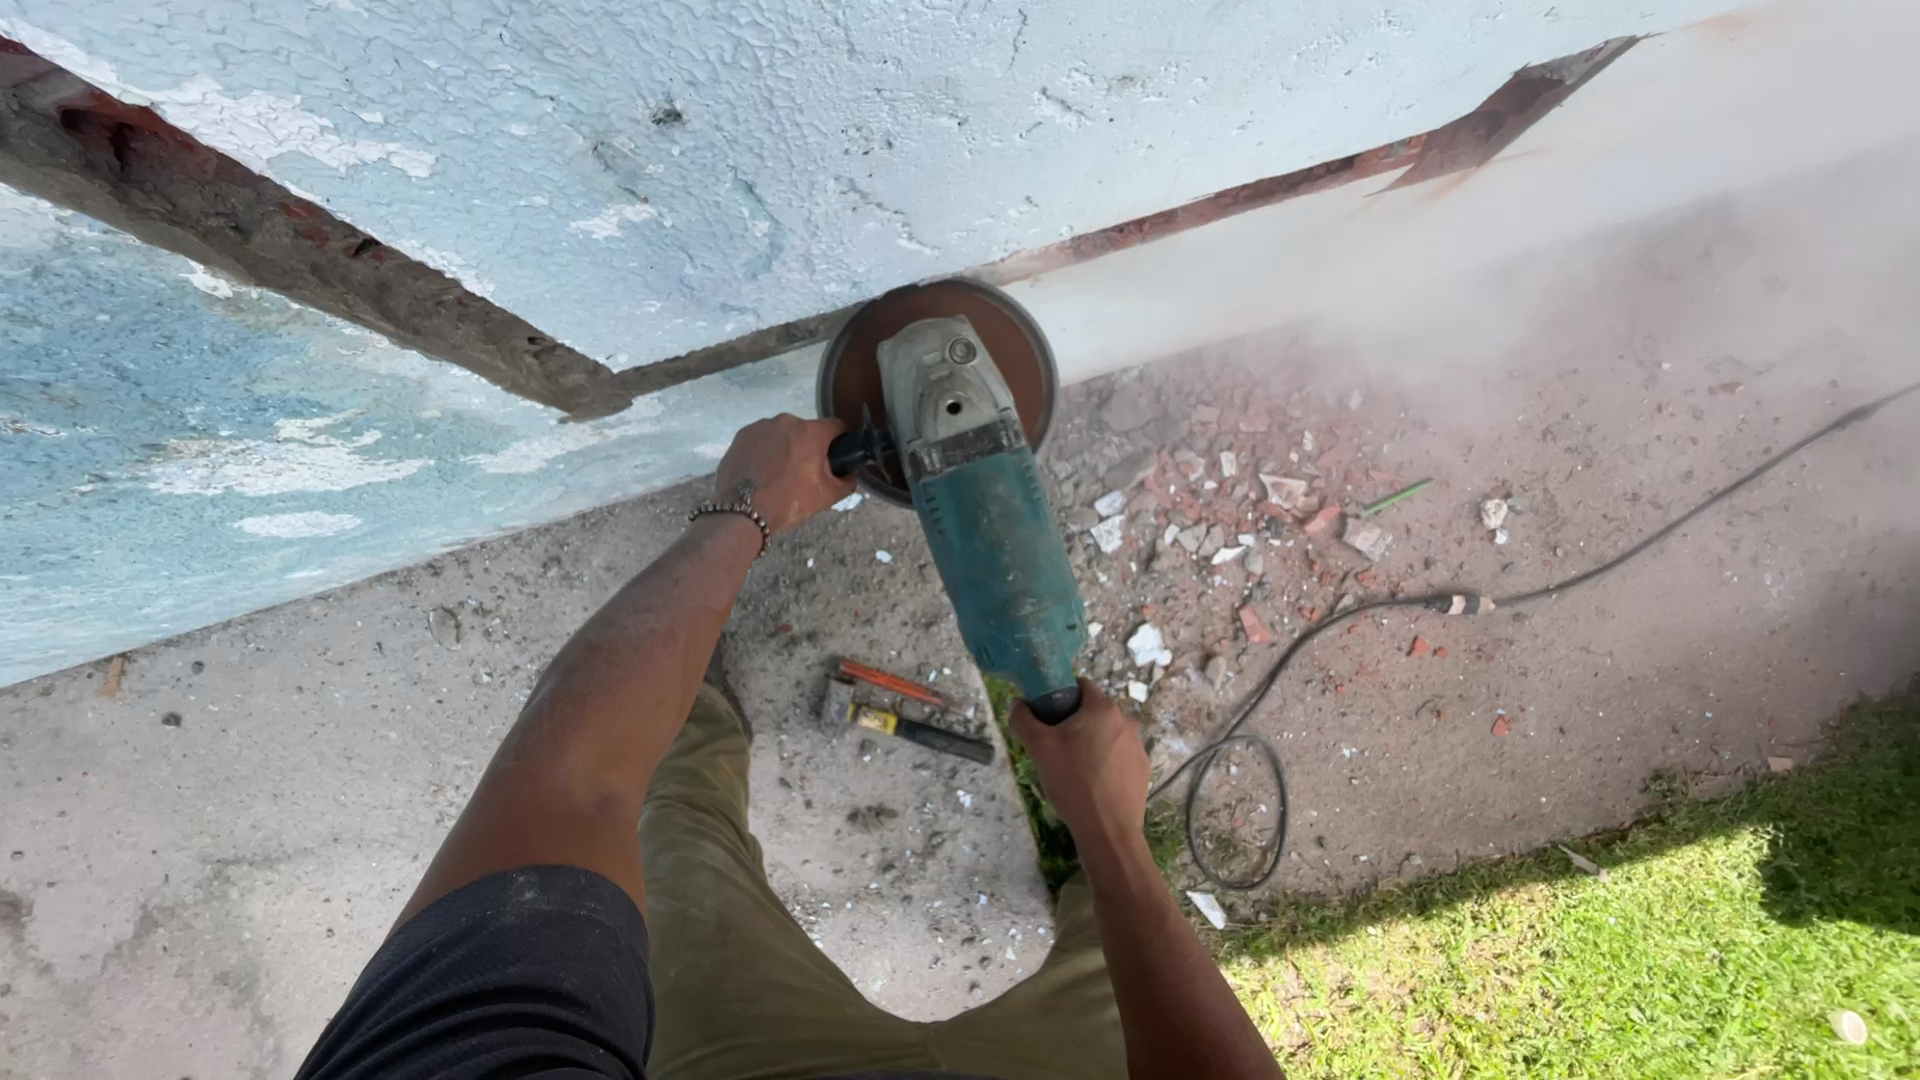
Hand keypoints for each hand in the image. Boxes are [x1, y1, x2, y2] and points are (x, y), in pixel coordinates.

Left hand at [713, 414, 855, 533]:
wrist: (742, 512)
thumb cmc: (789, 502)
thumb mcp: (828, 495)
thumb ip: (847, 479)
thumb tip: (849, 471)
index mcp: (810, 432)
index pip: (837, 426)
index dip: (840, 441)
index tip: (836, 456)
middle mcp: (786, 421)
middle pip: (807, 430)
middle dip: (810, 446)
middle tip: (805, 472)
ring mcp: (760, 426)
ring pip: (783, 433)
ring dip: (786, 447)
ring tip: (779, 472)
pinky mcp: (742, 435)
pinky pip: (762, 438)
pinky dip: (765, 450)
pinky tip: (761, 470)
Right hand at [1010, 679, 1149, 852]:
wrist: (1108, 830)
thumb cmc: (1072, 781)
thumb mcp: (1039, 747)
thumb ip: (1023, 719)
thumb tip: (1019, 704)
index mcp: (1103, 708)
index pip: (1080, 686)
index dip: (1060, 696)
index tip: (1047, 717)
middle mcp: (1126, 721)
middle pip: (1093, 710)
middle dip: (1074, 722)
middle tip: (1055, 746)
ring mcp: (1138, 745)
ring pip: (1106, 734)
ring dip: (1090, 742)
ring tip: (1073, 769)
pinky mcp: (1143, 768)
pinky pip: (1118, 755)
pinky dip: (1105, 762)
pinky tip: (1093, 784)